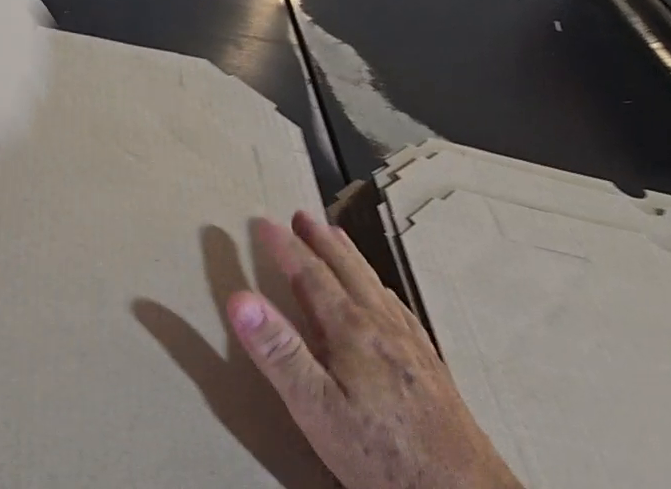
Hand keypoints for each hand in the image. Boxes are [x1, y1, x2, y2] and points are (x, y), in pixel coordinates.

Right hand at [226, 211, 521, 488]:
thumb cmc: (382, 455)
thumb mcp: (315, 407)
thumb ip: (277, 351)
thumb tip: (239, 298)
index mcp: (352, 332)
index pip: (310, 276)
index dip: (284, 247)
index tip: (262, 222)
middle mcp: (384, 329)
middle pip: (348, 272)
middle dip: (321, 242)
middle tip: (302, 216)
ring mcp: (412, 349)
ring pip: (376, 288)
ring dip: (351, 259)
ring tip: (339, 240)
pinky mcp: (431, 371)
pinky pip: (400, 312)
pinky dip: (381, 291)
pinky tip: (384, 300)